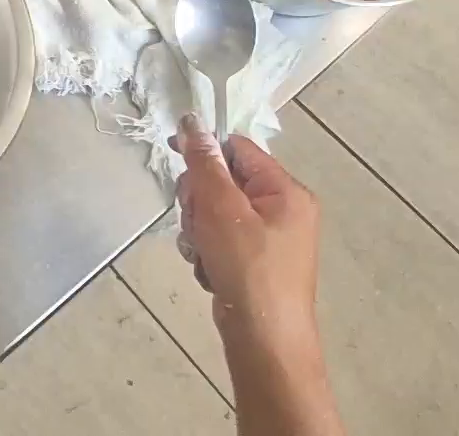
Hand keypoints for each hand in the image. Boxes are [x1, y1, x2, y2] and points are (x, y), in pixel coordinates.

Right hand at [173, 115, 321, 348]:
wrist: (264, 336)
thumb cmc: (247, 266)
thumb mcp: (220, 207)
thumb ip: (204, 162)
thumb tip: (193, 122)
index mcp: (285, 191)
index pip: (236, 148)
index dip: (203, 149)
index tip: (173, 155)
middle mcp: (282, 208)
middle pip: (221, 178)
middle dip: (198, 197)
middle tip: (198, 219)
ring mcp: (268, 234)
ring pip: (212, 207)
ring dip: (197, 224)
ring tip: (203, 248)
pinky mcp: (252, 255)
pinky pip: (217, 233)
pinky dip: (204, 245)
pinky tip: (206, 263)